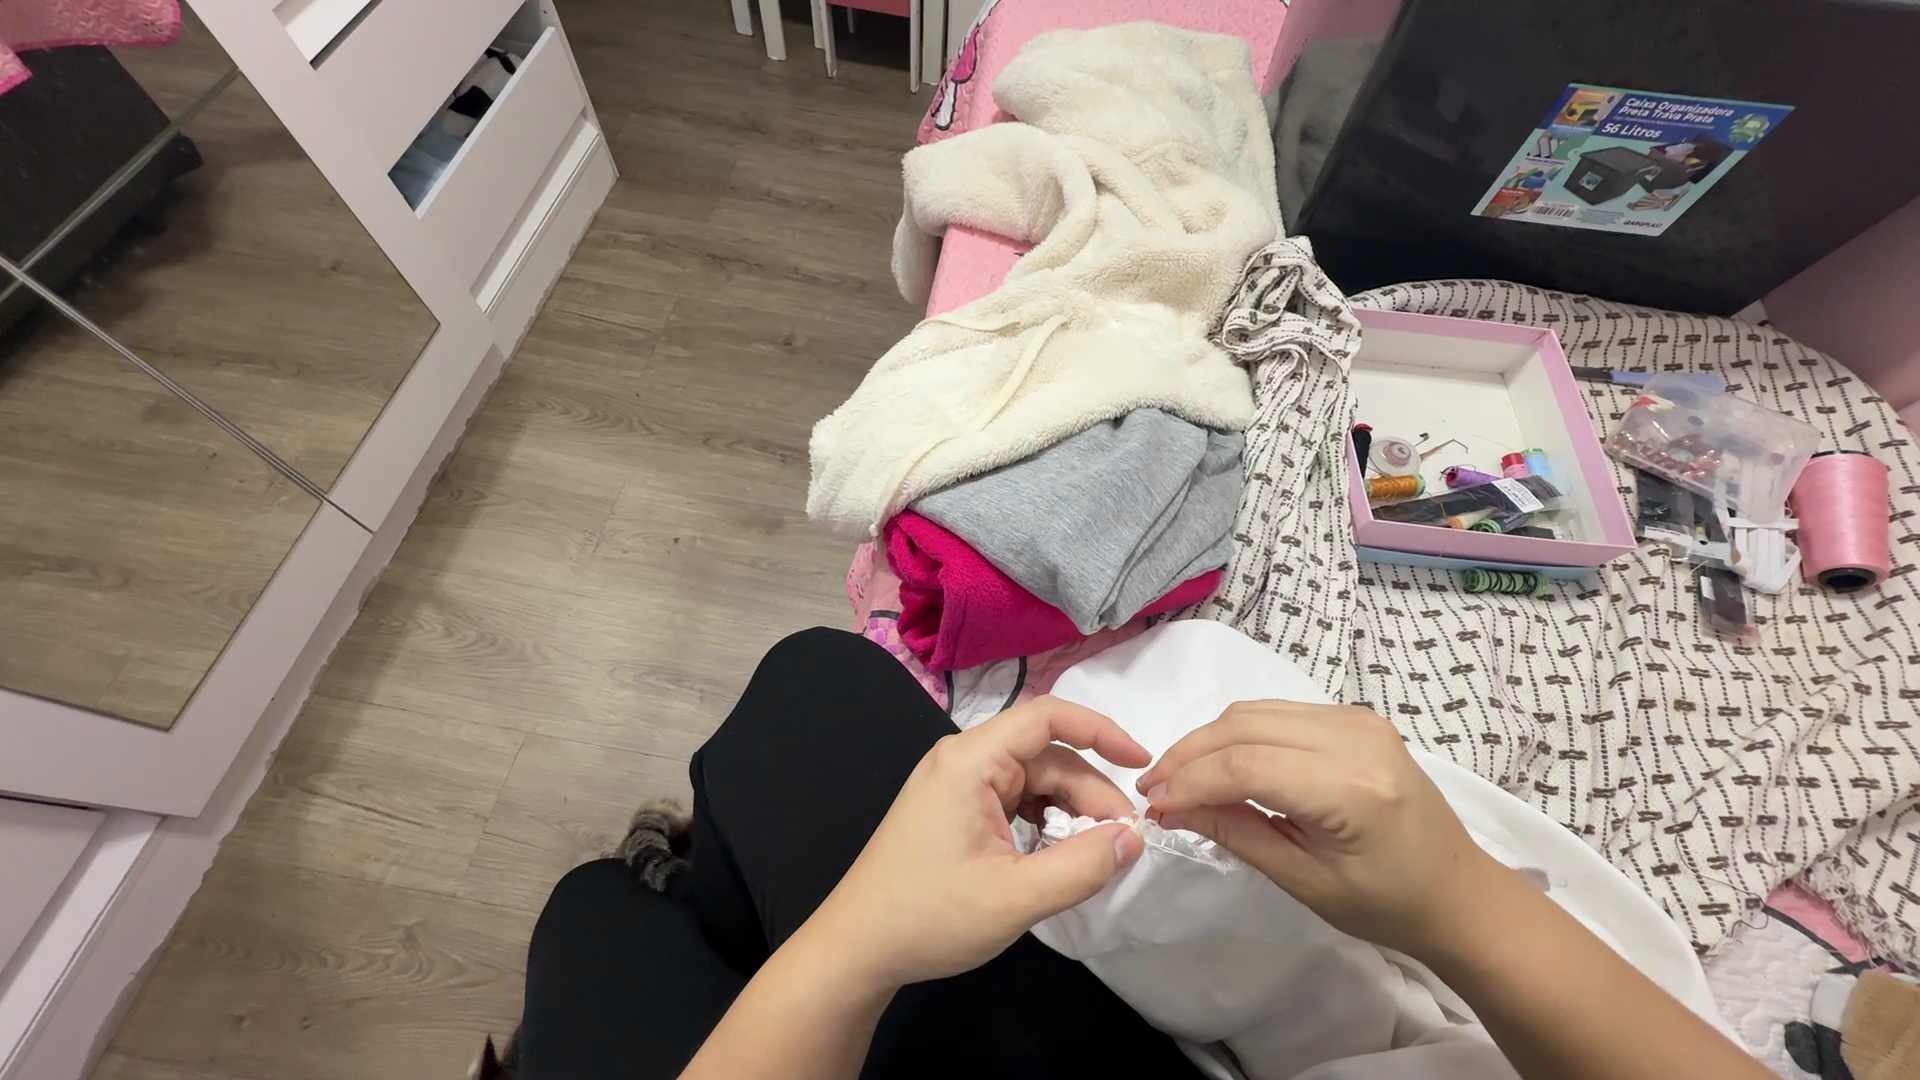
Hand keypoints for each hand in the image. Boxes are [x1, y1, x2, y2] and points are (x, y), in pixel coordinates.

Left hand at [804, 696, 1148, 991]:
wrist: (858, 947)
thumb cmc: (930, 916)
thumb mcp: (1015, 897)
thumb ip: (1082, 866)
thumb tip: (1133, 836)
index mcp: (971, 760)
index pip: (1047, 717)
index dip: (1101, 730)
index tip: (1140, 763)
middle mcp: (964, 759)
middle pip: (1045, 756)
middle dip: (1089, 792)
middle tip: (1125, 840)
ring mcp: (958, 783)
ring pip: (1033, 780)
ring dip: (1069, 809)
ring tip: (1097, 850)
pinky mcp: (956, 808)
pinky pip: (1014, 800)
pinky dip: (1044, 821)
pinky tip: (1059, 853)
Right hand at [1136, 700, 1501, 956]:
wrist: (1460, 894)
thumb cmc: (1387, 904)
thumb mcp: (1304, 880)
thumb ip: (1234, 832)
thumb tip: (1169, 807)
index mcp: (1353, 788)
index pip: (1247, 765)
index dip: (1191, 780)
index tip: (1153, 803)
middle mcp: (1356, 737)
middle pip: (1243, 727)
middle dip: (1189, 754)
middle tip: (1155, 788)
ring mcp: (1356, 719)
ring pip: (1252, 712)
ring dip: (1207, 740)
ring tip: (1179, 777)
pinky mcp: (1353, 715)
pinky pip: (1274, 712)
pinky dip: (1235, 733)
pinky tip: (1219, 762)